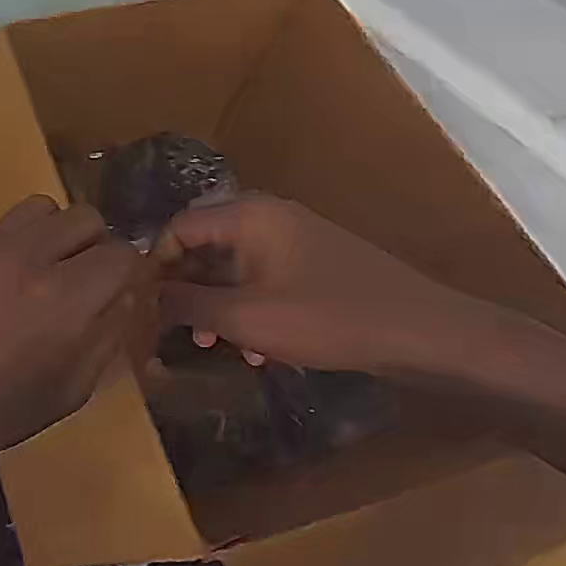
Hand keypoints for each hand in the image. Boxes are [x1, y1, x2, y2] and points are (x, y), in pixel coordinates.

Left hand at [0, 196, 147, 476]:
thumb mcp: (71, 391)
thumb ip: (106, 335)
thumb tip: (123, 296)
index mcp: (66, 302)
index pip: (122, 255)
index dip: (128, 274)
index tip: (119, 292)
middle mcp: (33, 259)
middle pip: (90, 219)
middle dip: (98, 248)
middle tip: (86, 282)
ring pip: (51, 208)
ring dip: (61, 233)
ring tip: (50, 268)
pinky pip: (12, 218)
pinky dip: (27, 235)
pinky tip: (14, 271)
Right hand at [155, 195, 555, 385]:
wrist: (420, 331)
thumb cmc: (326, 318)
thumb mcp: (247, 317)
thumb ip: (190, 304)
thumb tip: (148, 296)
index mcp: (247, 215)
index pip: (179, 227)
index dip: (157, 264)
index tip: (145, 304)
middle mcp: (268, 216)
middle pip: (206, 244)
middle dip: (188, 288)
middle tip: (178, 331)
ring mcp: (294, 238)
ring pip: (235, 266)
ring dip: (218, 304)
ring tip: (213, 346)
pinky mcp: (313, 262)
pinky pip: (264, 278)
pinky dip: (250, 307)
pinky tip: (254, 349)